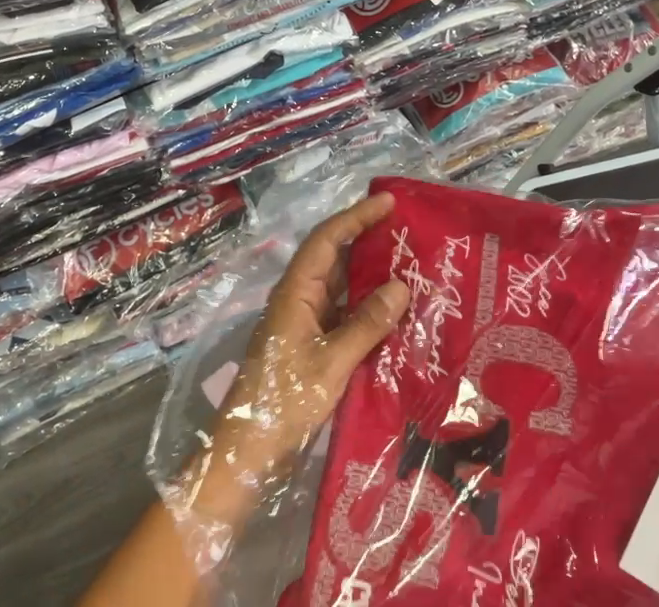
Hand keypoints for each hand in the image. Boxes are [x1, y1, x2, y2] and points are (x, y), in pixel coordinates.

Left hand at [183, 194, 409, 522]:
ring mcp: (303, 325)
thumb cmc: (283, 403)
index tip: (389, 203)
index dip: (356, 217)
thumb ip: (367, 323)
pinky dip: (368, 307)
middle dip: (368, 241)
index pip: (326, 241)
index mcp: (295, 294)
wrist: (247, 455)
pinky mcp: (311, 347)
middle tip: (409, 232)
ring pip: (341, 288)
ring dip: (371, 275)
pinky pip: (344, 314)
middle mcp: (298, 301)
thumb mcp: (331, 363)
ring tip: (412, 266)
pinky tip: (396, 312)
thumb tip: (401, 286)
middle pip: (334, 259)